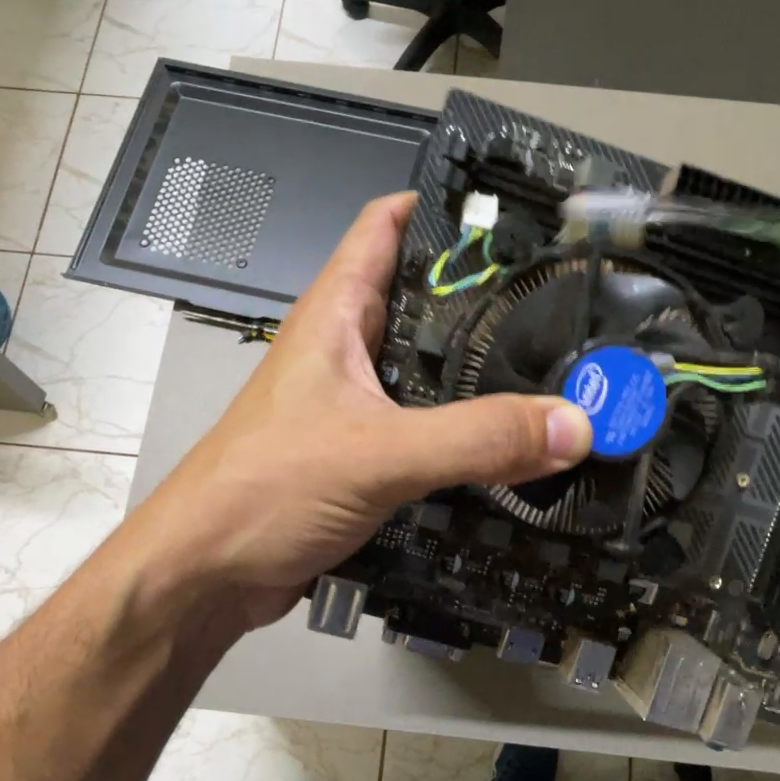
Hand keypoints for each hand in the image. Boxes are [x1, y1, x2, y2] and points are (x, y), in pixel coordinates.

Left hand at [127, 193, 593, 628]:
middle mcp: (344, 353)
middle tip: (561, 305)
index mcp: (334, 316)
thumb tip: (573, 425)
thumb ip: (476, 438)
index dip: (443, 206)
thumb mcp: (377, 453)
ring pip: (427, 376)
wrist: (206, 574)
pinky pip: (425, 434)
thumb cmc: (261, 490)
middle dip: (484, 301)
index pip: (387, 226)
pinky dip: (465, 437)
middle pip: (422, 304)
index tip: (515, 212)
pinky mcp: (360, 460)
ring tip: (553, 377)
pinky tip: (510, 452)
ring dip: (479, 377)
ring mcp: (351, 408)